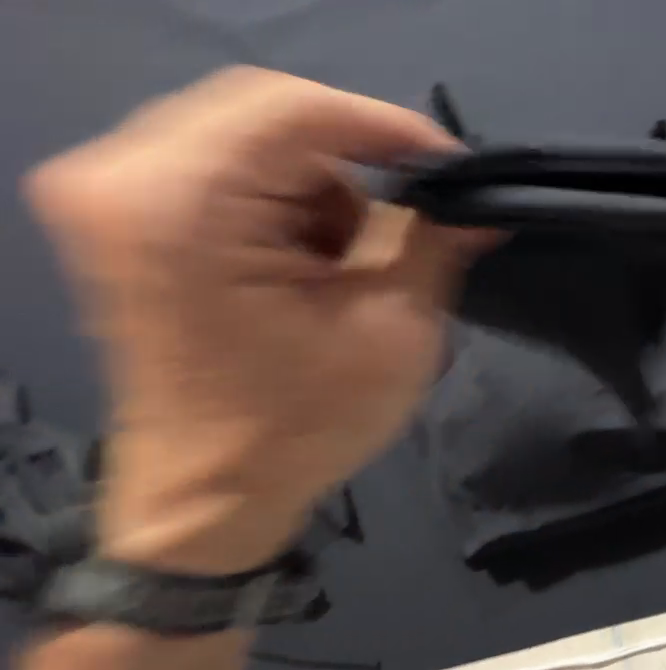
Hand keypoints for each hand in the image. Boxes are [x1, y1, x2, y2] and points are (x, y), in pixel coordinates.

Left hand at [26, 67, 487, 573]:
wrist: (214, 488)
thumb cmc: (305, 421)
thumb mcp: (395, 331)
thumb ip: (431, 246)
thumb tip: (475, 210)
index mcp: (183, 202)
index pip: (292, 110)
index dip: (389, 128)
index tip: (459, 172)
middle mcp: (126, 176)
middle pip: (264, 116)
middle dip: (358, 167)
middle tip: (419, 222)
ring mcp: (115, 193)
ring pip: (250, 143)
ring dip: (324, 196)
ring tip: (359, 269)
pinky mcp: (128, 216)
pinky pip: (226, 173)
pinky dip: (291, 209)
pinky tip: (316, 267)